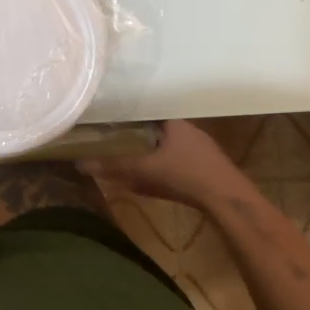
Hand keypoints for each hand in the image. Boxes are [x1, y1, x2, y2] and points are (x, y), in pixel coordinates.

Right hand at [81, 119, 248, 209]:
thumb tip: (80, 164)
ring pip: (169, 145)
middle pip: (158, 127)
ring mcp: (202, 149)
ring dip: (152, 151)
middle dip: (138, 134)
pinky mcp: (208, 167)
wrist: (229, 201)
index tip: (110, 115)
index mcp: (175, 122)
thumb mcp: (145, 170)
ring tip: (130, 157)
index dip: (129, 111)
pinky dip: (164, 166)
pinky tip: (155, 179)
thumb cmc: (186, 174)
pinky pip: (179, 161)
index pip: (148, 108)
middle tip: (115, 138)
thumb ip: (114, 166)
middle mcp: (189, 130)